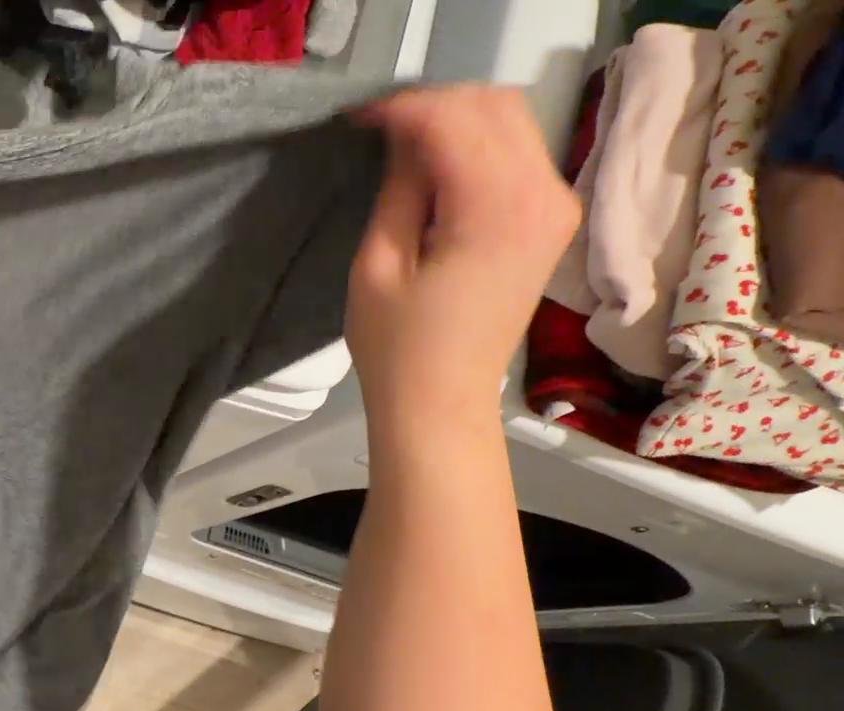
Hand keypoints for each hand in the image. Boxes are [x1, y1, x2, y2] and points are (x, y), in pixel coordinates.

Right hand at [345, 85, 578, 428]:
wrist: (441, 401)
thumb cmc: (397, 347)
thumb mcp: (376, 267)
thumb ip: (399, 192)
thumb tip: (404, 142)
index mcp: (496, 209)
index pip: (456, 122)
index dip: (405, 109)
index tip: (359, 118)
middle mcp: (543, 195)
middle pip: (497, 107)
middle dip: (435, 105)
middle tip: (379, 125)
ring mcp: (556, 206)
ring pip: (513, 123)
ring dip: (457, 121)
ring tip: (402, 144)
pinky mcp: (550, 220)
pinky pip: (519, 155)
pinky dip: (477, 145)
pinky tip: (435, 167)